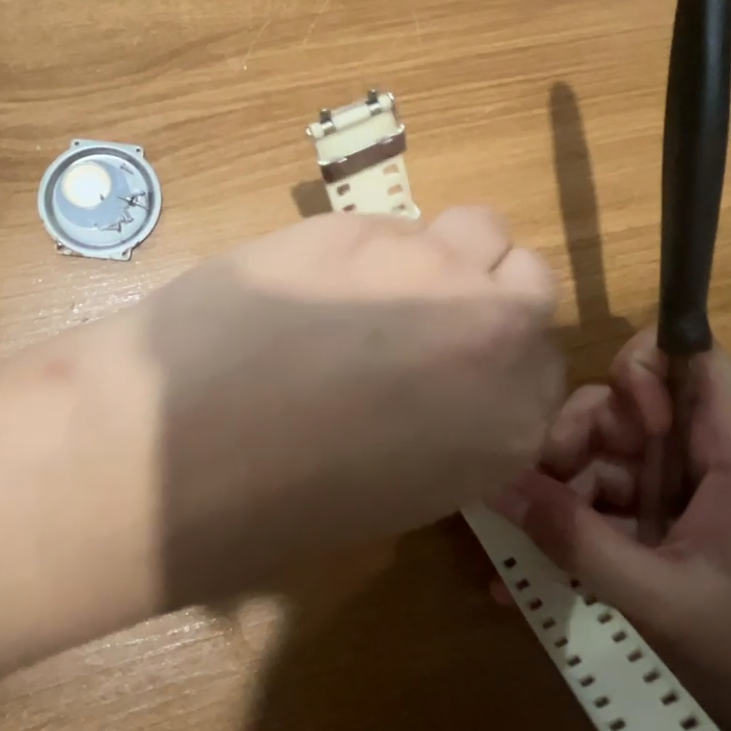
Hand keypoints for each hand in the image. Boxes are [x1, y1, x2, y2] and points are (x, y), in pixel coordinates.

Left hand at [62, 208, 563, 601]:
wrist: (189, 447)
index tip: (454, 359)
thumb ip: (442, 432)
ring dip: (440, 252)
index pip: (541, 362)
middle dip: (484, 290)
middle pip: (527, 280)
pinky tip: (309, 280)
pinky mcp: (360, 225)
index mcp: (510, 429)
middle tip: (420, 314)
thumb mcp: (393, 494)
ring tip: (373, 283)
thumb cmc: (279, 507)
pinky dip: (367, 245)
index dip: (495, 353)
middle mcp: (498, 339)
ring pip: (477, 230)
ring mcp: (434, 270)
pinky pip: (392, 223)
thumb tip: (426, 386)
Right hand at [493, 327, 730, 730]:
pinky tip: (534, 574)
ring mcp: (690, 494)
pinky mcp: (676, 529)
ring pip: (611, 457)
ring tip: (518, 549)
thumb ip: (579, 542)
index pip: (690, 355)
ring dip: (563, 493)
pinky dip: (577, 529)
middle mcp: (710, 456)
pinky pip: (614, 505)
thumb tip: (497, 485)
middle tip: (532, 494)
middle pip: (629, 407)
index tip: (611, 428)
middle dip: (574, 441)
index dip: (640, 368)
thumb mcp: (665, 602)